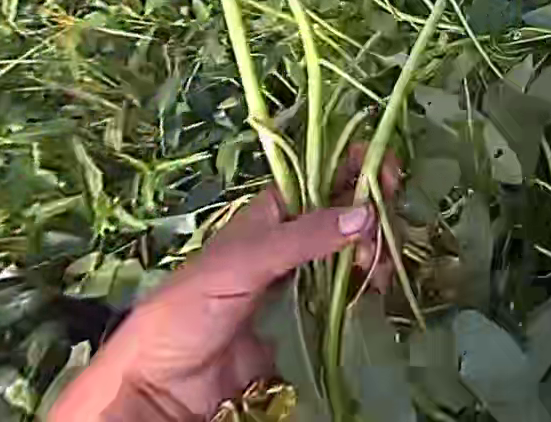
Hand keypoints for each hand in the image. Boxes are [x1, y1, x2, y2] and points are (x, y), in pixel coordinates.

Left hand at [48, 151, 399, 421]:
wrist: (161, 385)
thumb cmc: (194, 302)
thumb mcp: (247, 259)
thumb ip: (305, 236)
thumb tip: (367, 212)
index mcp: (282, 206)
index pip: (331, 170)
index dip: (362, 165)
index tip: (389, 177)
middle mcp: (300, 232)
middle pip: (353, 208)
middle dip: (374, 215)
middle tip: (376, 239)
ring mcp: (308, 272)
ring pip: (357, 248)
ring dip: (374, 253)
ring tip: (372, 273)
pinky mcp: (313, 312)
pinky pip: (351, 291)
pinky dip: (367, 288)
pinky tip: (370, 294)